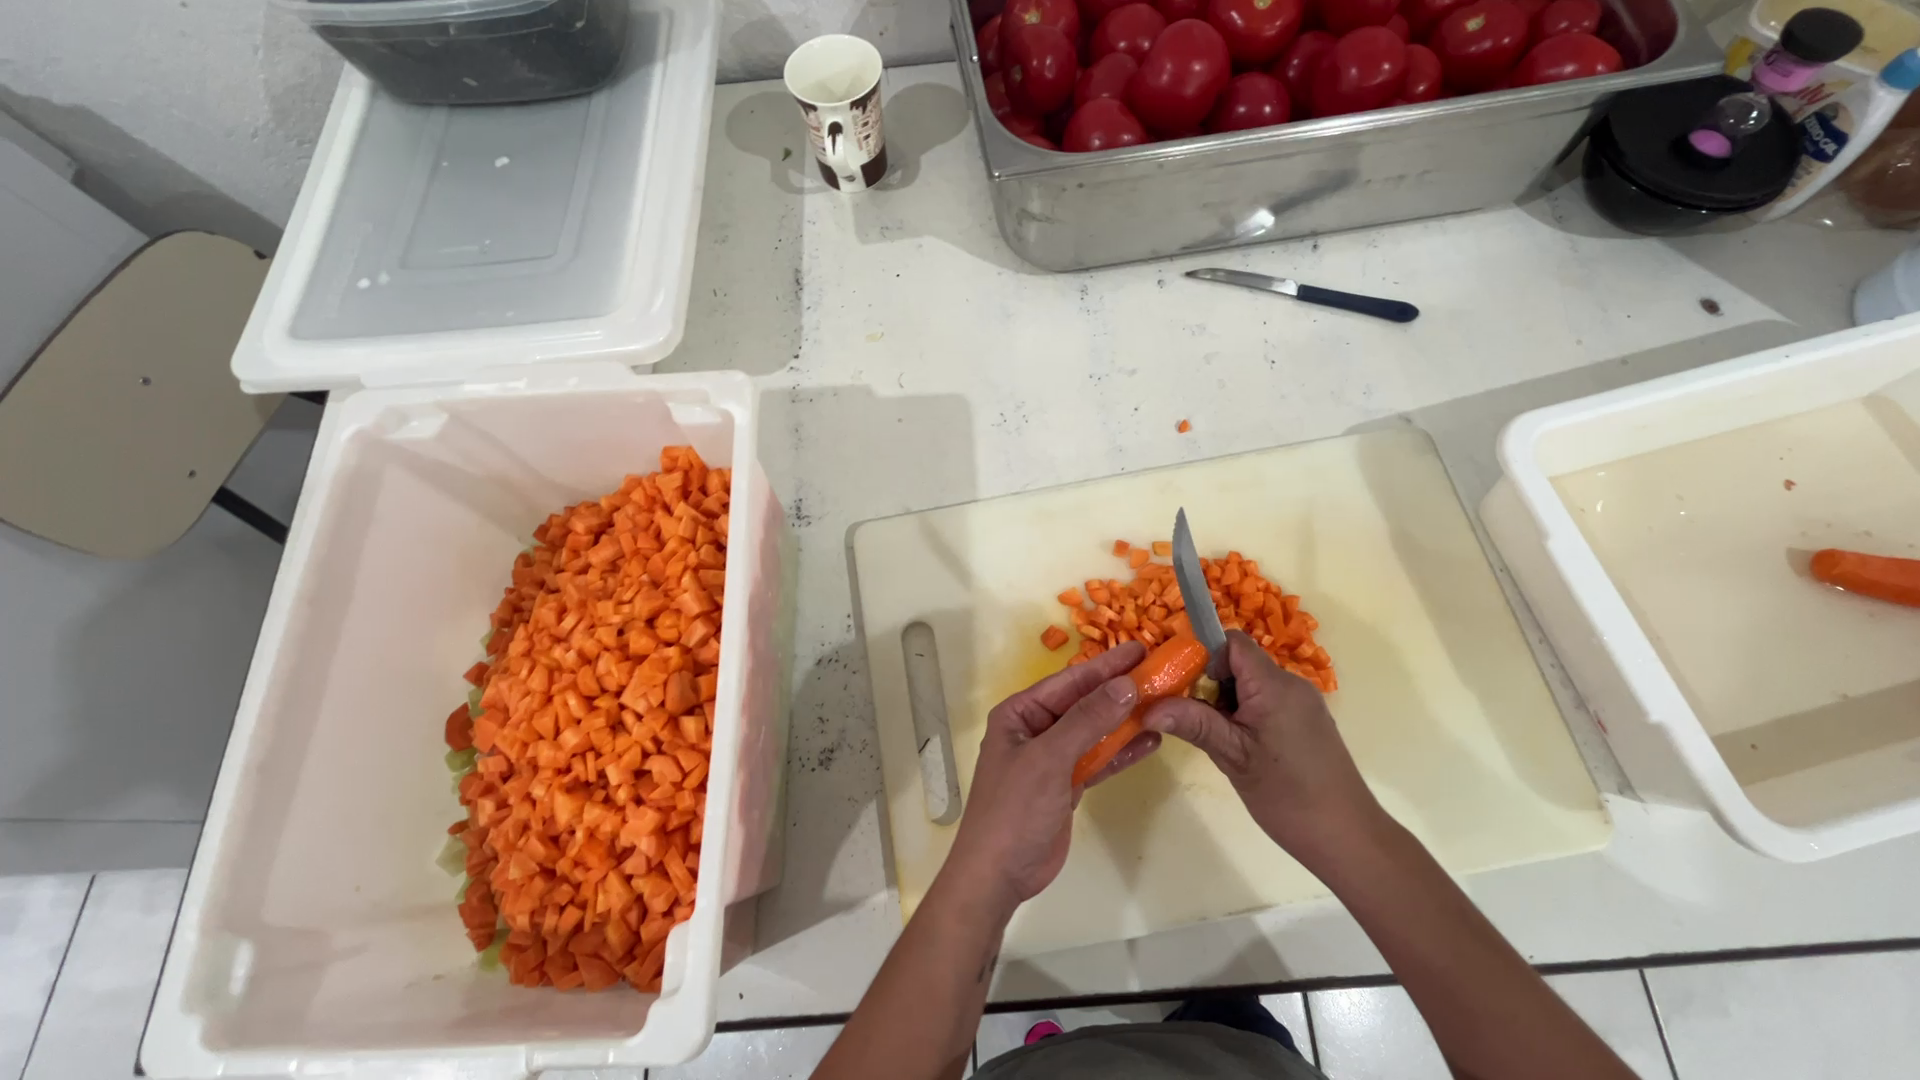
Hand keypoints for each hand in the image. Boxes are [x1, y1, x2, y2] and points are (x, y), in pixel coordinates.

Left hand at [940, 642, 1157, 915]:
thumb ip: (1087, 721)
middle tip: (1161, 672)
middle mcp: (1035, 730)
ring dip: (1126, 720)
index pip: (1068, 682)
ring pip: (1094, 731)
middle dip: (1119, 690)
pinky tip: (1151, 742)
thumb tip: (1125, 685)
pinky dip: (1121, 752)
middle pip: (1084, 704)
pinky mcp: (1067, 785)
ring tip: (1165, 703)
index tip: (1140, 649)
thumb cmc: (1014, 809)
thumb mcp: (1049, 759)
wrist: (998, 873)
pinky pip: (1098, 760)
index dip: (1105, 666)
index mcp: (1019, 714)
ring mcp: (1052, 759)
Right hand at [1143, 631, 1381, 861]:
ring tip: (1211, 736)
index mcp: (1274, 685)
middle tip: (1185, 715)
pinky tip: (1236, 746)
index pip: (1232, 642)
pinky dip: (1244, 714)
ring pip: (1251, 684)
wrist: (1346, 836)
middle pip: (1239, 663)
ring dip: (1224, 701)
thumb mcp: (1233, 757)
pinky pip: (1266, 701)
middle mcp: (1291, 685)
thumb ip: (1192, 723)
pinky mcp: (1306, 722)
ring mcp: (1301, 703)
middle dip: (1208, 682)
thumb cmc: (1288, 795)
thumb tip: (1146, 708)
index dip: (1202, 654)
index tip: (1178, 683)